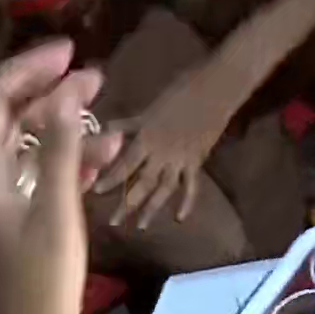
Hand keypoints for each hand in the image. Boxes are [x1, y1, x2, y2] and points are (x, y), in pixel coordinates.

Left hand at [0, 40, 120, 313]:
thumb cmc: (43, 287)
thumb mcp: (56, 216)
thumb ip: (61, 154)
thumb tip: (66, 96)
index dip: (27, 70)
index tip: (70, 56)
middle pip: (15, 122)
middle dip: (53, 96)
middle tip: (97, 81)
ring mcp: (11, 207)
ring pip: (36, 152)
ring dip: (70, 133)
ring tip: (112, 122)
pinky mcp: (29, 227)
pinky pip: (48, 182)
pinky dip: (73, 167)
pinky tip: (106, 159)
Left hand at [93, 68, 234, 228]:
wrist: (218, 87)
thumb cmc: (182, 90)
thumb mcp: (150, 107)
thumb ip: (129, 124)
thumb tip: (105, 128)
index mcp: (148, 137)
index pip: (125, 163)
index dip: (110, 179)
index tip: (96, 193)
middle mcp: (162, 154)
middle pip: (141, 184)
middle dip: (126, 204)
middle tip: (113, 223)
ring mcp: (180, 161)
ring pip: (163, 190)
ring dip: (152, 209)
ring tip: (141, 227)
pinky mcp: (196, 163)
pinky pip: (191, 187)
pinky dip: (186, 203)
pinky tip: (179, 219)